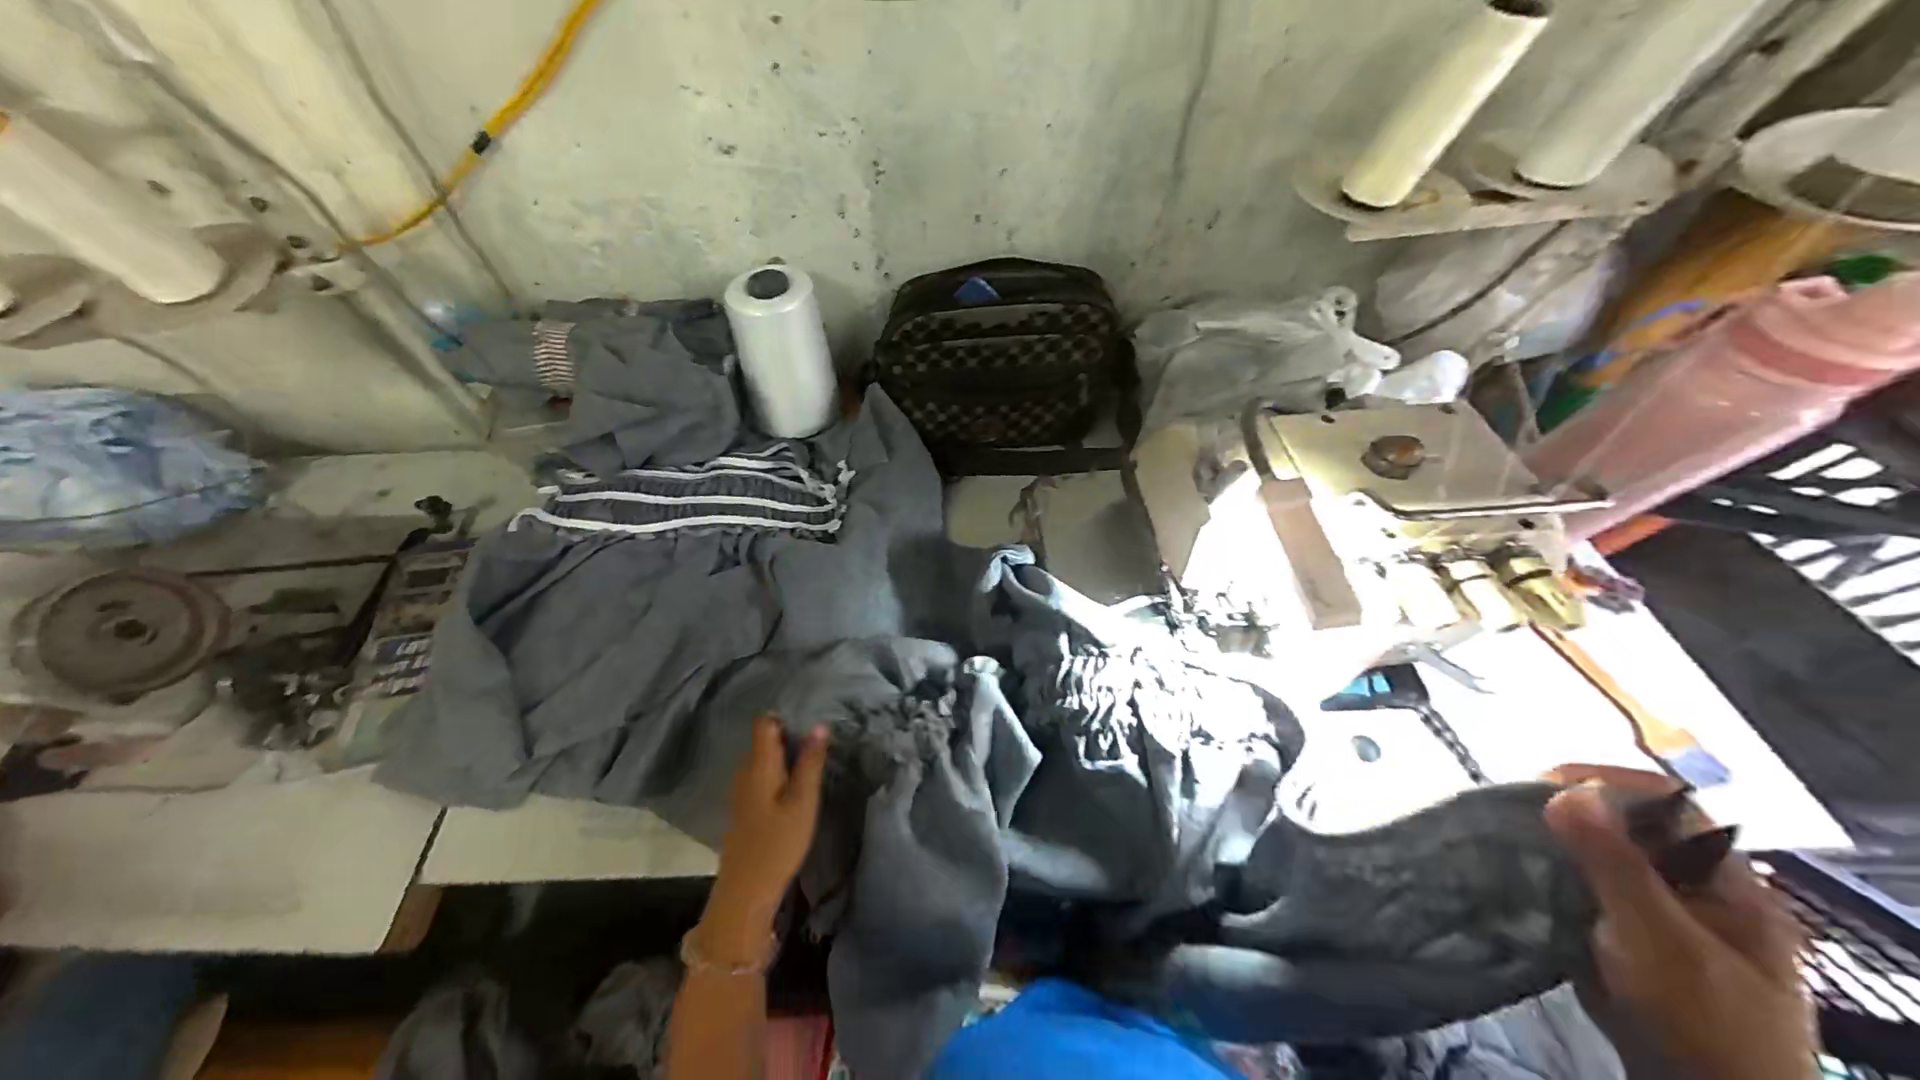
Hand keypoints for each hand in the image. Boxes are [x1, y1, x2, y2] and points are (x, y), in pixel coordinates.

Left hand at [693, 715, 828, 966]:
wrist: (746, 890)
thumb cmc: (778, 843)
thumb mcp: (803, 801)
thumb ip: (811, 762)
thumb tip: (820, 724)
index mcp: (758, 765)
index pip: (765, 723)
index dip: (786, 715)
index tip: (811, 716)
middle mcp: (745, 771)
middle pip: (765, 740)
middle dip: (790, 734)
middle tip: (821, 738)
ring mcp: (741, 791)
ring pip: (764, 759)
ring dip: (785, 755)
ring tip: (814, 758)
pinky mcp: (744, 808)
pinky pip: (762, 776)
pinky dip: (778, 773)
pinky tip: (796, 784)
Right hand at [1543, 765, 1814, 1079]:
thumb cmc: (1699, 1017)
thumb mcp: (1658, 939)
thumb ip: (1613, 864)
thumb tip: (1563, 789)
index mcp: (1725, 883)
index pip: (1670, 806)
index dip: (1609, 784)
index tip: (1543, 782)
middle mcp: (1693, 889)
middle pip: (1628, 826)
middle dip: (1569, 811)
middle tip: (1514, 810)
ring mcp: (1655, 914)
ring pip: (1596, 856)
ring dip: (1552, 842)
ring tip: (1505, 837)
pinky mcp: (1619, 936)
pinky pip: (1579, 886)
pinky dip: (1546, 873)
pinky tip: (1516, 873)